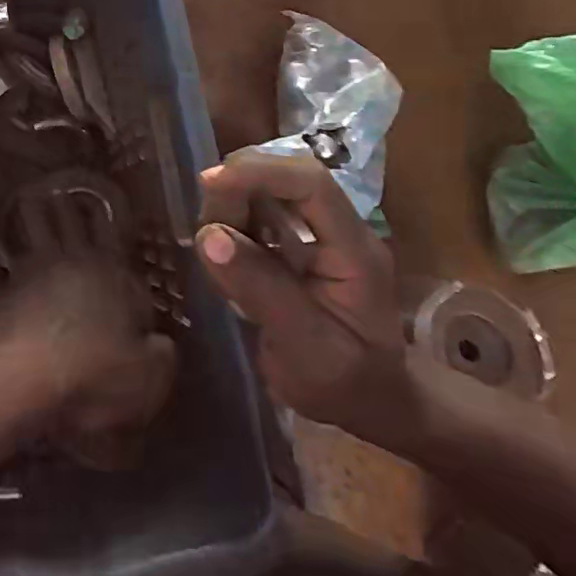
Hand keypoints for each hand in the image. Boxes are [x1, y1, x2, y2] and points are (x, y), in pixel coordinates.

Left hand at [0, 196, 175, 465]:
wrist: (20, 376)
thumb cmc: (93, 372)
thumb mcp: (145, 377)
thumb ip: (160, 356)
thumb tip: (162, 344)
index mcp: (114, 272)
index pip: (118, 235)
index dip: (116, 217)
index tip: (113, 204)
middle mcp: (77, 259)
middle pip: (74, 219)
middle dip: (73, 202)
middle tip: (68, 185)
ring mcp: (38, 268)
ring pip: (38, 224)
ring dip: (38, 209)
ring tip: (33, 194)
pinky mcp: (7, 285)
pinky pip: (12, 253)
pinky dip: (8, 241)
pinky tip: (4, 239)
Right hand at [196, 152, 425, 448]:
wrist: (368, 402)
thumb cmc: (345, 384)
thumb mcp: (306, 350)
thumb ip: (261, 290)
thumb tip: (209, 236)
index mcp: (355, 250)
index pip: (312, 184)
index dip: (261, 172)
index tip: (211, 181)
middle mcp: (340, 229)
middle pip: (286, 178)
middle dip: (238, 190)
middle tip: (207, 231)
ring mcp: (319, 233)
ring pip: (268, 190)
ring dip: (230, 205)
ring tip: (214, 249)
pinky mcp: (297, 242)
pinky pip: (259, 213)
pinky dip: (232, 222)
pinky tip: (224, 254)